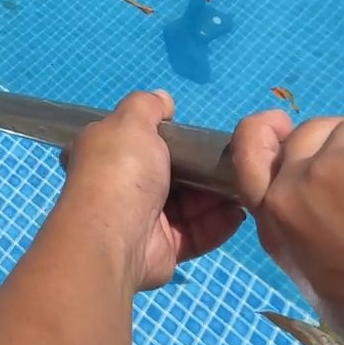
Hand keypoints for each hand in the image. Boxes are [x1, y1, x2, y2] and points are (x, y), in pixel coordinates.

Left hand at [59, 90, 243, 291]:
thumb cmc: (121, 168)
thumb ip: (147, 106)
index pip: (130, 140)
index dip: (158, 137)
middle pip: (164, 173)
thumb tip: (163, 98)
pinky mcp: (162, 246)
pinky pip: (195, 232)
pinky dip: (216, 223)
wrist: (116, 233)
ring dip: (214, 196)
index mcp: (101, 152)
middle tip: (230, 163)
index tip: (191, 136)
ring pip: (184, 204)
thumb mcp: (131, 122)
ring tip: (242, 186)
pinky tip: (238, 212)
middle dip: (197, 169)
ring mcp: (139, 216)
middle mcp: (116, 183)